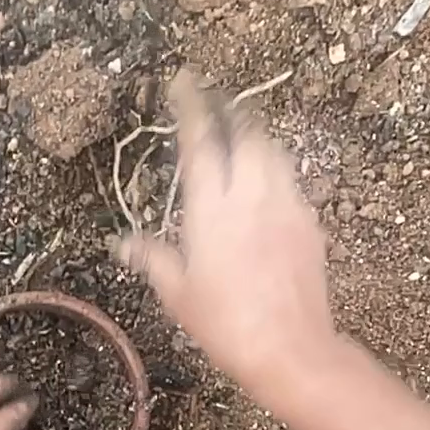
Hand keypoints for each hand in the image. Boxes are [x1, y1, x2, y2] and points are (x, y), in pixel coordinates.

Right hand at [116, 71, 339, 398]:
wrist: (290, 349)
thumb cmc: (225, 324)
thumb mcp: (178, 293)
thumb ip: (151, 258)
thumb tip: (119, 243)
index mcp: (213, 207)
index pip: (201, 141)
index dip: (191, 105)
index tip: (184, 80)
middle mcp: (253, 195)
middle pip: (247, 133)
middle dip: (231, 115)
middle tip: (216, 110)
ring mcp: (287, 206)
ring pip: (275, 153)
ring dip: (256, 140)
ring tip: (241, 144)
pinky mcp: (310, 225)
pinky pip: (292, 184)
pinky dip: (276, 175)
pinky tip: (266, 194)